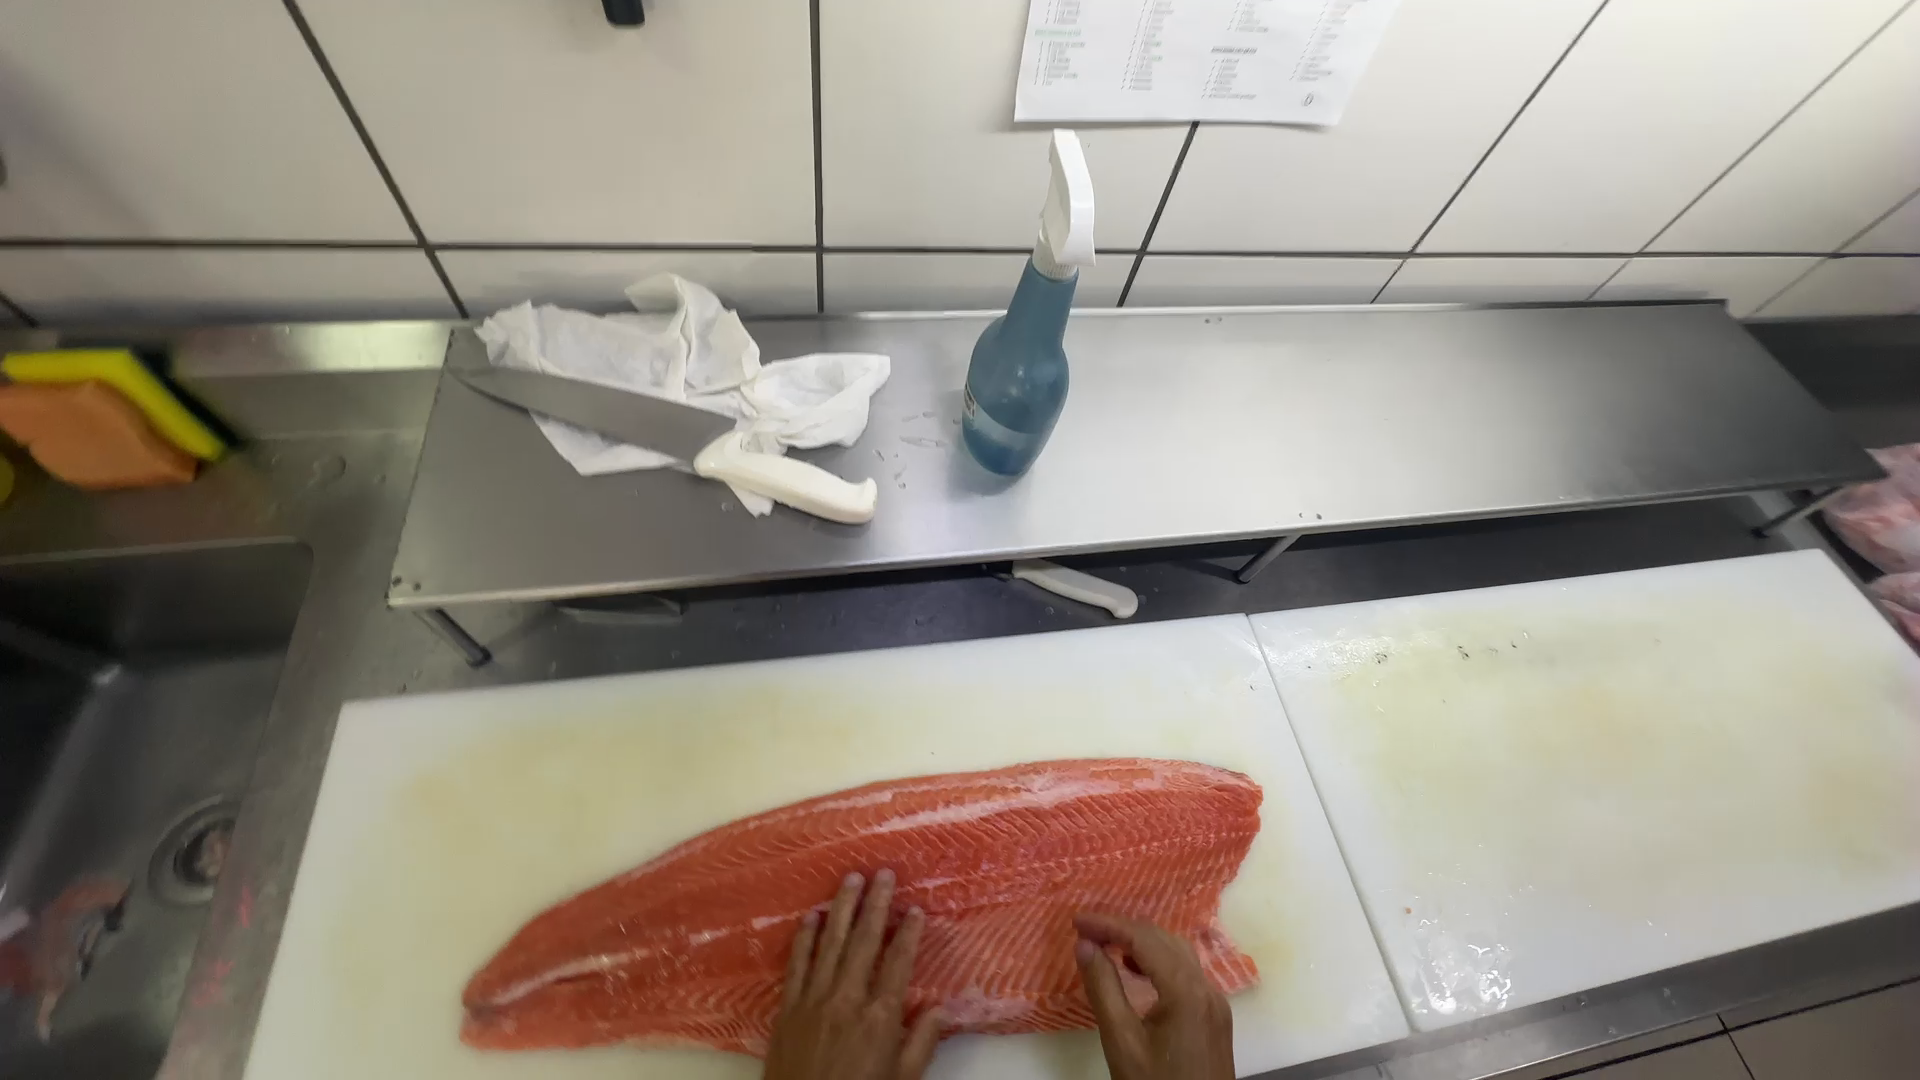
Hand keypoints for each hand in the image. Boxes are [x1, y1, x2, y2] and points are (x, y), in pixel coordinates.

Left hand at [763, 869, 942, 1079]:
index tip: (916, 908)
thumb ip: (922, 1042)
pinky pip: (797, 964)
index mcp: (880, 1017)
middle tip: (884, 873)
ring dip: (842, 907)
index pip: (898, 962)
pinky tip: (810, 915)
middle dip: (877, 904)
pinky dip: (804, 937)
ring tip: (851, 878)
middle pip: (865, 941)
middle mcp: (848, 998)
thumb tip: (941, 1007)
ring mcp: (814, 1000)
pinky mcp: (788, 1008)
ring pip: (831, 942)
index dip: (909, 933)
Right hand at [1073, 913, 1234, 1079]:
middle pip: (1162, 939)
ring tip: (1107, 946)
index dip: (1107, 924)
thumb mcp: (1121, 1042)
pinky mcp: (1215, 1017)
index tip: (1076, 921)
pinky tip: (1137, 971)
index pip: (1143, 938)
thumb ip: (1102, 987)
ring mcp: (1215, 1003)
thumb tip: (1084, 944)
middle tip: (1087, 932)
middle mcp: (1207, 989)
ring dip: (1141, 942)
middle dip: (1122, 929)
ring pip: (1177, 952)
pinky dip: (1158, 961)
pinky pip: (1186, 972)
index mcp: (1186, 990)